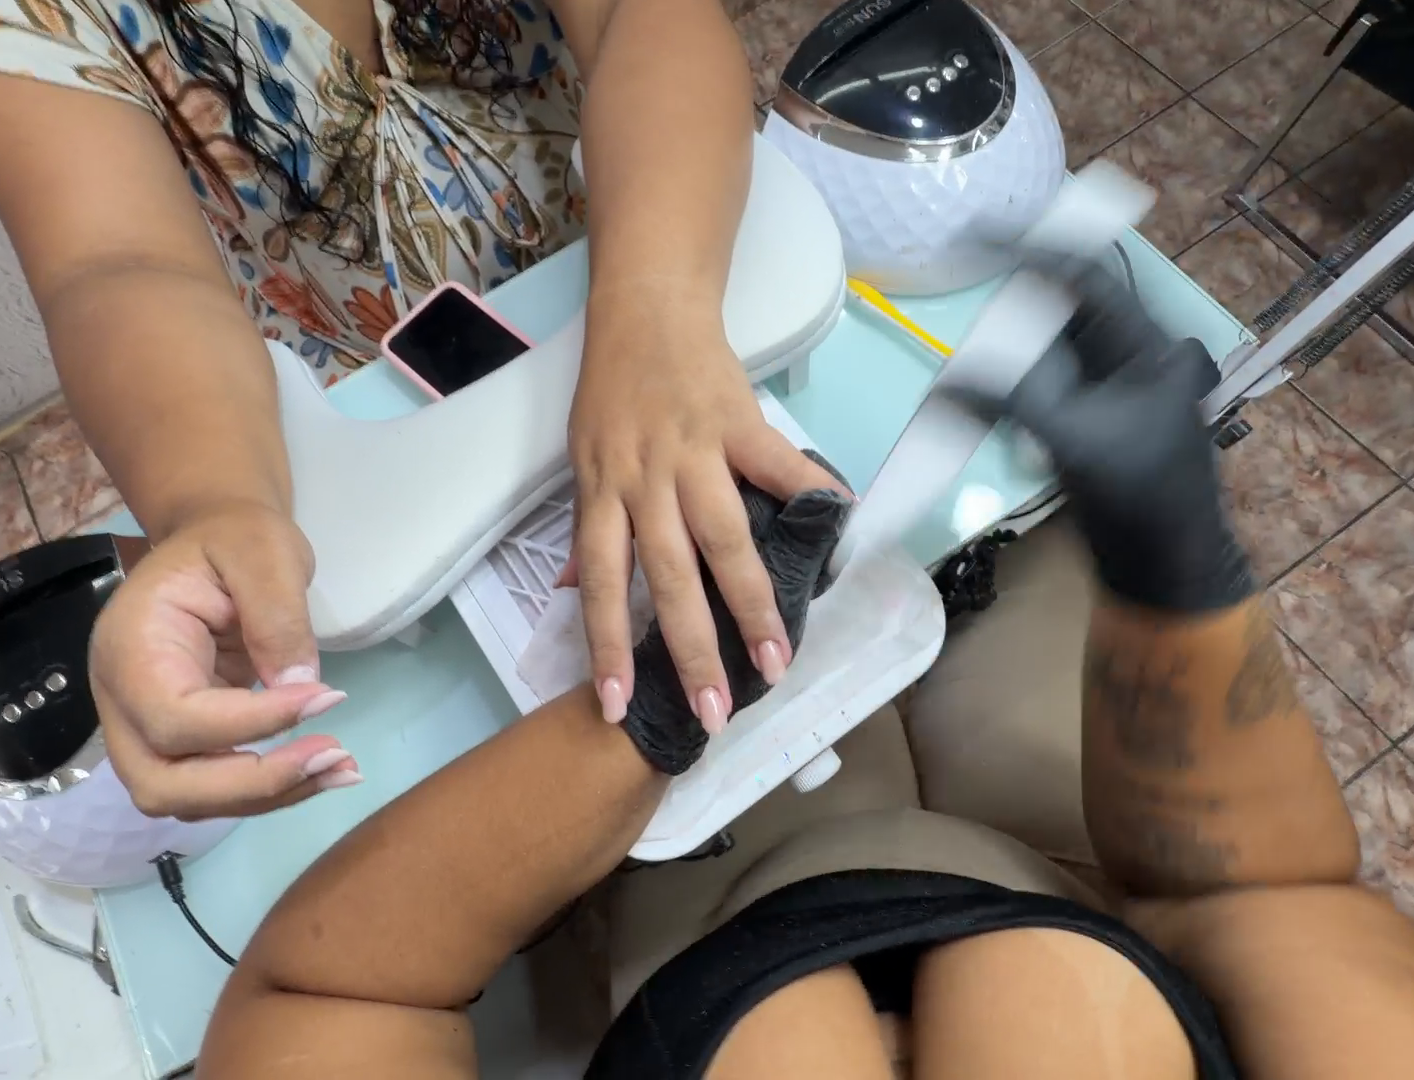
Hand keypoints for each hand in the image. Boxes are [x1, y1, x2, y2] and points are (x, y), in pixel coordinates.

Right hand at [89, 503, 357, 820]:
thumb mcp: (263, 552)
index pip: (177, 716)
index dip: (254, 722)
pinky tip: (326, 768)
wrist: (218, 539)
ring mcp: (146, 724)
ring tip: (345, 770)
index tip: (329, 698)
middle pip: (165, 782)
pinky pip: (216, 782)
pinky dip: (271, 786)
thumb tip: (299, 688)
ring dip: (269, 795)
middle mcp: (124, 699)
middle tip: (335, 756)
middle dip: (253, 784)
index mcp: (131, 647)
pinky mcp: (185, 736)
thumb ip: (277, 617)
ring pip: (189, 796)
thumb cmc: (235, 537)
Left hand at [568, 309, 844, 731]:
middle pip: (668, 577)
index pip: (602, 585)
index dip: (608, 648)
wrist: (644, 313)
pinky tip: (841, 526)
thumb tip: (572, 588)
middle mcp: (645, 483)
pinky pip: (776, 461)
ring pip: (722, 538)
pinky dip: (807, 488)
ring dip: (751, 602)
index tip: (620, 707)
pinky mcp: (738, 421)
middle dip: (691, 649)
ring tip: (777, 657)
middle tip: (714, 709)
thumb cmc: (612, 393)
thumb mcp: (582, 461)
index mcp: (603, 495)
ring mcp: (693, 453)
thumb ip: (588, 528)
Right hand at [988, 263, 1253, 612]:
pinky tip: (977, 402)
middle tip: (960, 293)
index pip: (1085, 275)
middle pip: (1059, 309)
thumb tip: (942, 384)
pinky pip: (1035, 389)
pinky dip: (1003, 391)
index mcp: (1144, 343)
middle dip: (1008, 304)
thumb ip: (1009, 402)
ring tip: (962, 354)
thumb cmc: (1140, 493)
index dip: (1031, 248)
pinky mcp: (1081, 419)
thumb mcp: (1075, 438)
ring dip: (1002, 353)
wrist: (1161, 559)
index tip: (974, 236)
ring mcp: (1103, 389)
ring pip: (1043, 351)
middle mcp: (1125, 354)